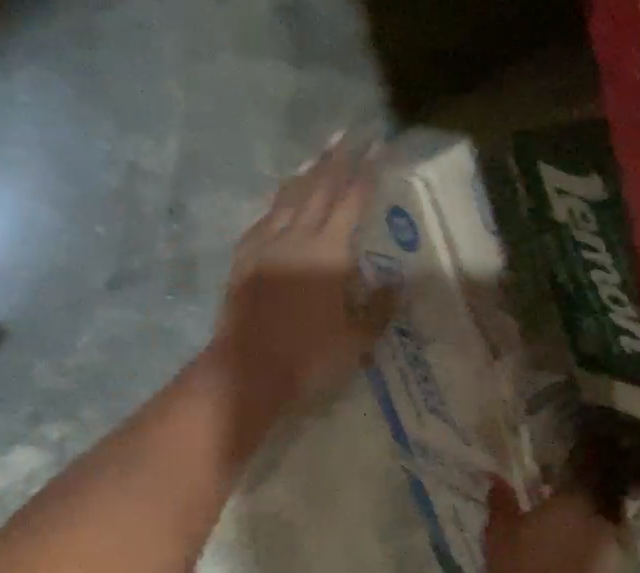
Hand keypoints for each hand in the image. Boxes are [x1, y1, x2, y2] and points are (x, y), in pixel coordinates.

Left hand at [213, 136, 396, 405]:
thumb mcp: (356, 340)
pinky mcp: (241, 264)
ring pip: (286, 200)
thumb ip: (378, 309)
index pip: (353, 198)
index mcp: (329, 250)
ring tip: (315, 157)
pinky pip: (260, 224)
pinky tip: (275, 207)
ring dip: (303, 175)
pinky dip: (273, 208)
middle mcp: (296, 237)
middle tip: (349, 135)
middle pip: (318, 188)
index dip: (368, 171)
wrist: (246, 371)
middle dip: (336, 159)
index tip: (380, 146)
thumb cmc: (308, 357)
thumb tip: (398, 284)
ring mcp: (264, 247)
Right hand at [484, 480, 617, 572]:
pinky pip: (600, 551)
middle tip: (549, 518)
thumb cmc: (515, 567)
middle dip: (572, 508)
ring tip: (559, 540)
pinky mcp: (611, 569)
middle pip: (588, 504)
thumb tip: (497, 479)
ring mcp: (609, 545)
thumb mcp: (499, 531)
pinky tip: (568, 561)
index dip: (557, 486)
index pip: (572, 480)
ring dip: (582, 530)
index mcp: (571, 502)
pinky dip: (587, 552)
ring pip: (596, 527)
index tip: (542, 493)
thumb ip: (501, 501)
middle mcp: (598, 518)